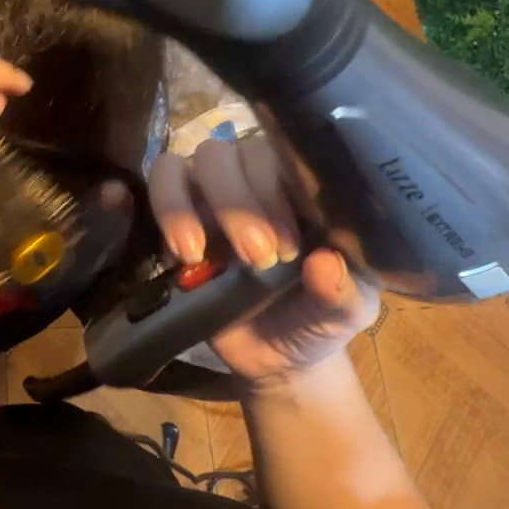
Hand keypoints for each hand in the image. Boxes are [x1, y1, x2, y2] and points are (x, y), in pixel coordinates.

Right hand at [148, 137, 379, 387]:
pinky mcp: (179, 205)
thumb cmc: (316, 315)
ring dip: (195, 202)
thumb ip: (342, 292)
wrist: (273, 355)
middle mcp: (261, 176)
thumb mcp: (346, 314)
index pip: (290, 156)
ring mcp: (217, 187)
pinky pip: (163, 178)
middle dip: (240, 203)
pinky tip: (183, 253)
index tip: (290, 248)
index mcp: (305, 189)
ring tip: (198, 254)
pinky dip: (168, 207)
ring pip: (202, 158)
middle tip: (256, 258)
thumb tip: (325, 263)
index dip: (282, 194)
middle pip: (240, 153)